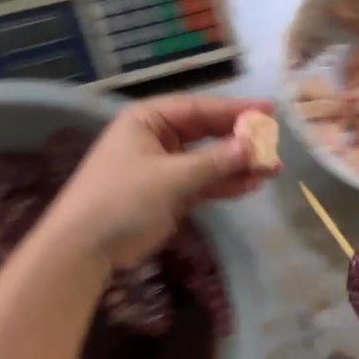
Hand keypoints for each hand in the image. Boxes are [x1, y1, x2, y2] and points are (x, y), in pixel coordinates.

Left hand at [45, 96, 274, 269]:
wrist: (84, 249)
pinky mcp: (168, 194)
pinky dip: (225, 184)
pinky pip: (203, 183)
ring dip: (238, 164)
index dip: (234, 110)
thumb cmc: (121, 200)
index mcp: (147, 120)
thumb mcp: (171, 177)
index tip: (268, 111)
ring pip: (208, 160)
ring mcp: (163, 167)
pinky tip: (251, 185)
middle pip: (206, 133)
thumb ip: (215, 161)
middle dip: (240, 139)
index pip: (198, 109)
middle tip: (275, 141)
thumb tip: (254, 144)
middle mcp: (156, 138)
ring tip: (273, 169)